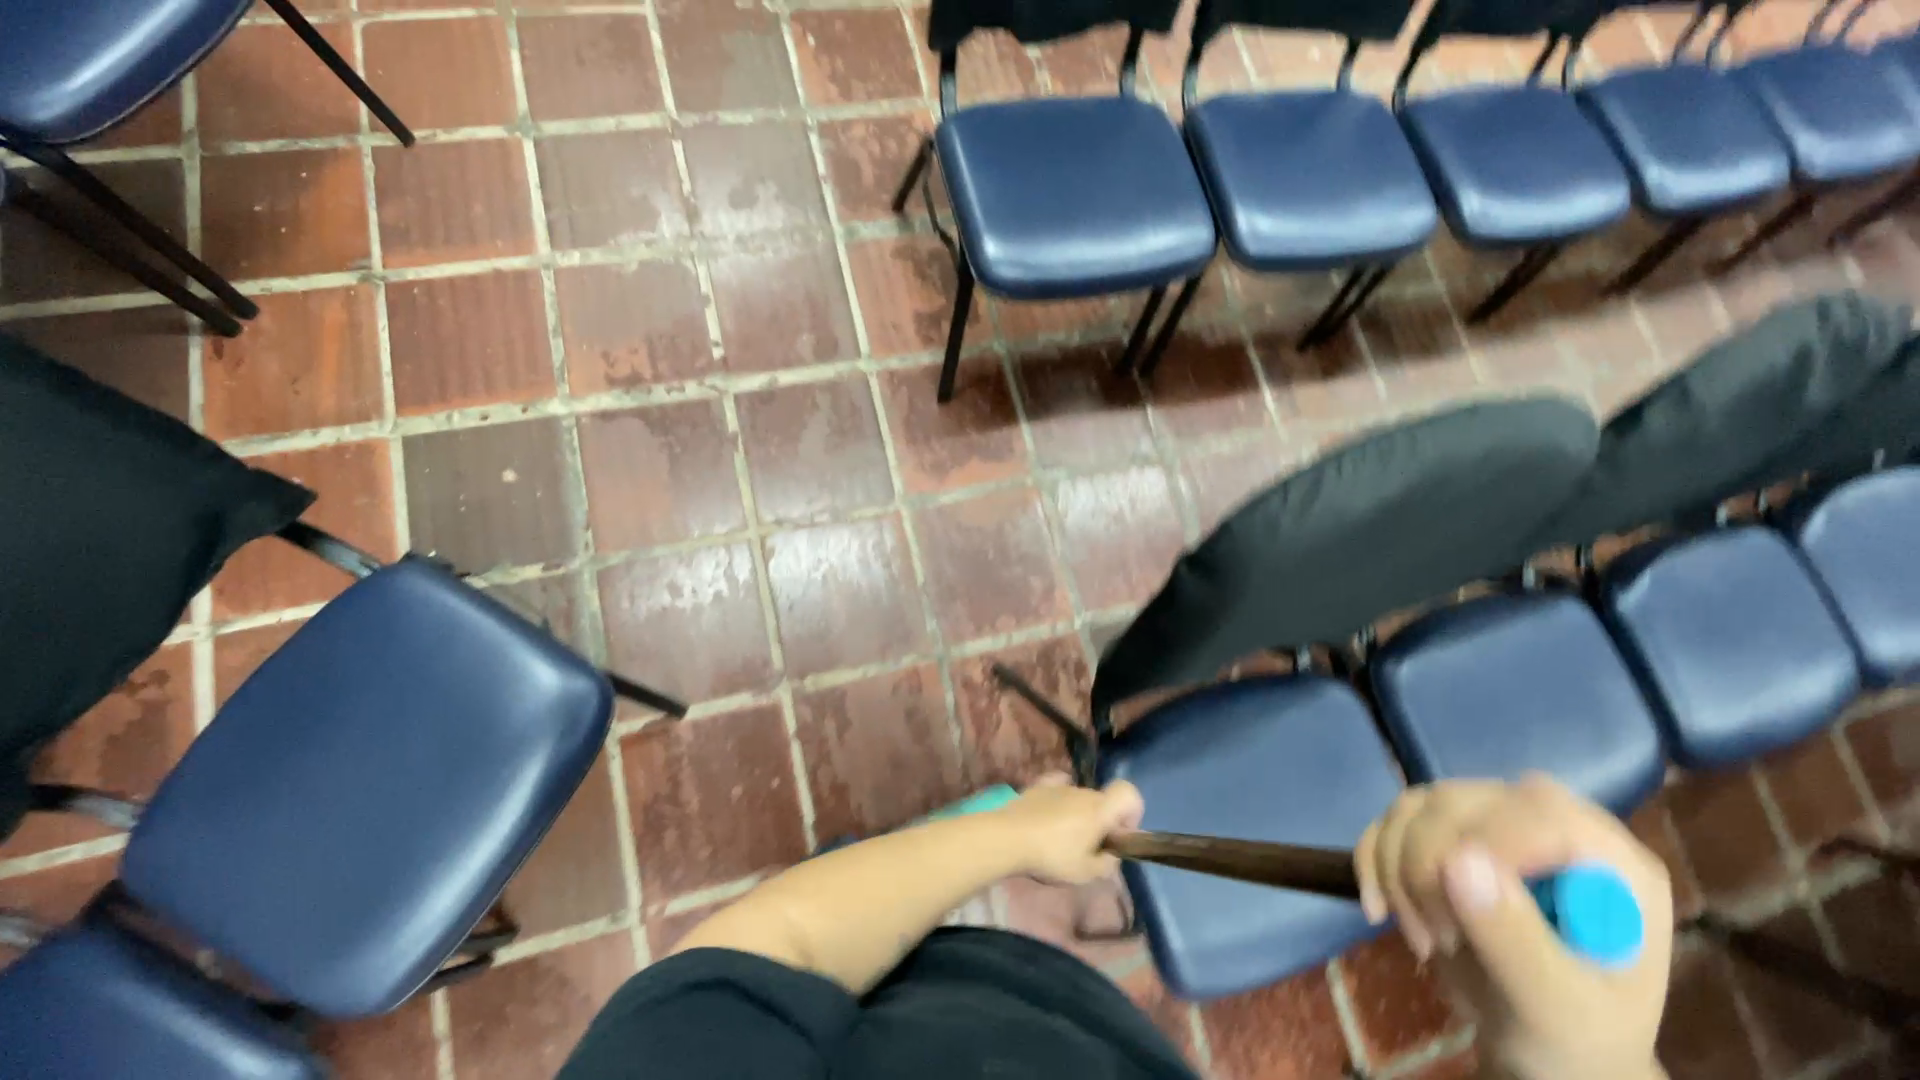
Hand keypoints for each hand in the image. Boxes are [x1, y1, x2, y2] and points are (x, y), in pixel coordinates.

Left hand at [992, 774, 1143, 883]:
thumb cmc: (1052, 856)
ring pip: (1080, 798)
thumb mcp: (1086, 874)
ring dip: (1078, 814)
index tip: (1118, 834)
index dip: (1132, 811)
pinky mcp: (1038, 787)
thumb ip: (1107, 864)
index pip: (1129, 793)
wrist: (1008, 839)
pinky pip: (1057, 787)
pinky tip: (1050, 815)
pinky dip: (1059, 798)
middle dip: (1102, 821)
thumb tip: (1111, 856)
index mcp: (1100, 810)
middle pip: (1103, 801)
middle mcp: (1083, 792)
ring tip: (1061, 839)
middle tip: (1087, 848)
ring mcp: (1059, 787)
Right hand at [1355, 775, 1672, 1079]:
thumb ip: (1516, 938)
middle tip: (1437, 939)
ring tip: (1420, 936)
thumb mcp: (1556, 1008)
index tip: (1457, 918)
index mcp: (1608, 862)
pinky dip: (1373, 861)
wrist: (1543, 1050)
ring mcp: (1494, 827)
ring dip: (1395, 869)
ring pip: (1417, 806)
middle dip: (1426, 867)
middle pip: (1462, 801)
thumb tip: (1458, 861)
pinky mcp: (1447, 838)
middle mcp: (1550, 827)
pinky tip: (1380, 910)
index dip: (1484, 845)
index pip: (1536, 808)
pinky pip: (1392, 820)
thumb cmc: (1573, 1038)